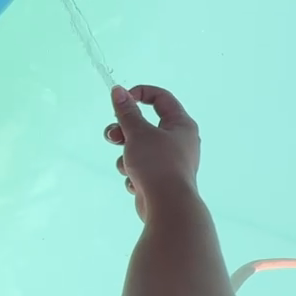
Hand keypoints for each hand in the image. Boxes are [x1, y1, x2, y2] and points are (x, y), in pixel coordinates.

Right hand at [105, 85, 199, 221]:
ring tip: (126, 165)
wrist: (167, 205)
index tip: (120, 101)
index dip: (138, 94)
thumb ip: (126, 111)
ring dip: (126, 154)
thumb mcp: (137, 133)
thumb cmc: (157, 163)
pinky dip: (133, 171)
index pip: (161, 98)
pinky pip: (140, 166)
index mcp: (180, 124)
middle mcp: (178, 140)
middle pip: (144, 124)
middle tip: (114, 136)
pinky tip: (135, 181)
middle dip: (124, 130)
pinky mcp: (160, 177)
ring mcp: (170, 160)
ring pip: (138, 147)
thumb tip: (118, 90)